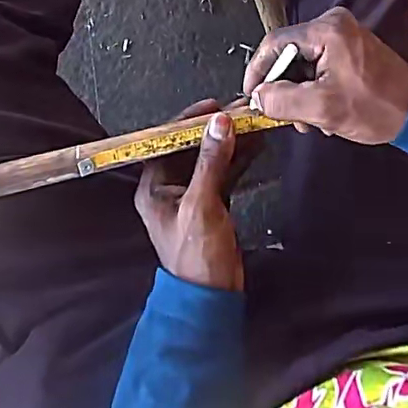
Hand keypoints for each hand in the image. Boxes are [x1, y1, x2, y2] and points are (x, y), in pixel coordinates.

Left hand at [134, 101, 244, 291]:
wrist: (212, 301)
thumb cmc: (196, 258)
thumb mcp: (201, 206)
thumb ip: (210, 163)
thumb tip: (219, 123)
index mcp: (153, 186)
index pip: (167, 141)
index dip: (189, 120)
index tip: (213, 106)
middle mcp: (167, 187)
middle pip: (190, 147)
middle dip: (213, 129)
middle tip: (237, 111)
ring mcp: (189, 196)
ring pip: (208, 159)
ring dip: (228, 142)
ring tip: (250, 123)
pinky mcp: (209, 205)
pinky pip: (221, 173)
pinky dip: (236, 159)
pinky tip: (253, 146)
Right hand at [244, 7, 407, 144]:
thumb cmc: (377, 109)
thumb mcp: (323, 108)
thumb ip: (282, 100)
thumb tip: (257, 97)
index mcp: (327, 30)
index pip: (275, 43)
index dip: (258, 71)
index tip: (252, 95)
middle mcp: (333, 23)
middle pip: (288, 53)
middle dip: (284, 87)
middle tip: (286, 115)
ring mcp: (344, 33)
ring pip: (302, 62)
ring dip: (300, 92)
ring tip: (309, 120)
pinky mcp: (350, 46)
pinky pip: (318, 63)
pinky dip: (314, 87)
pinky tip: (323, 111)